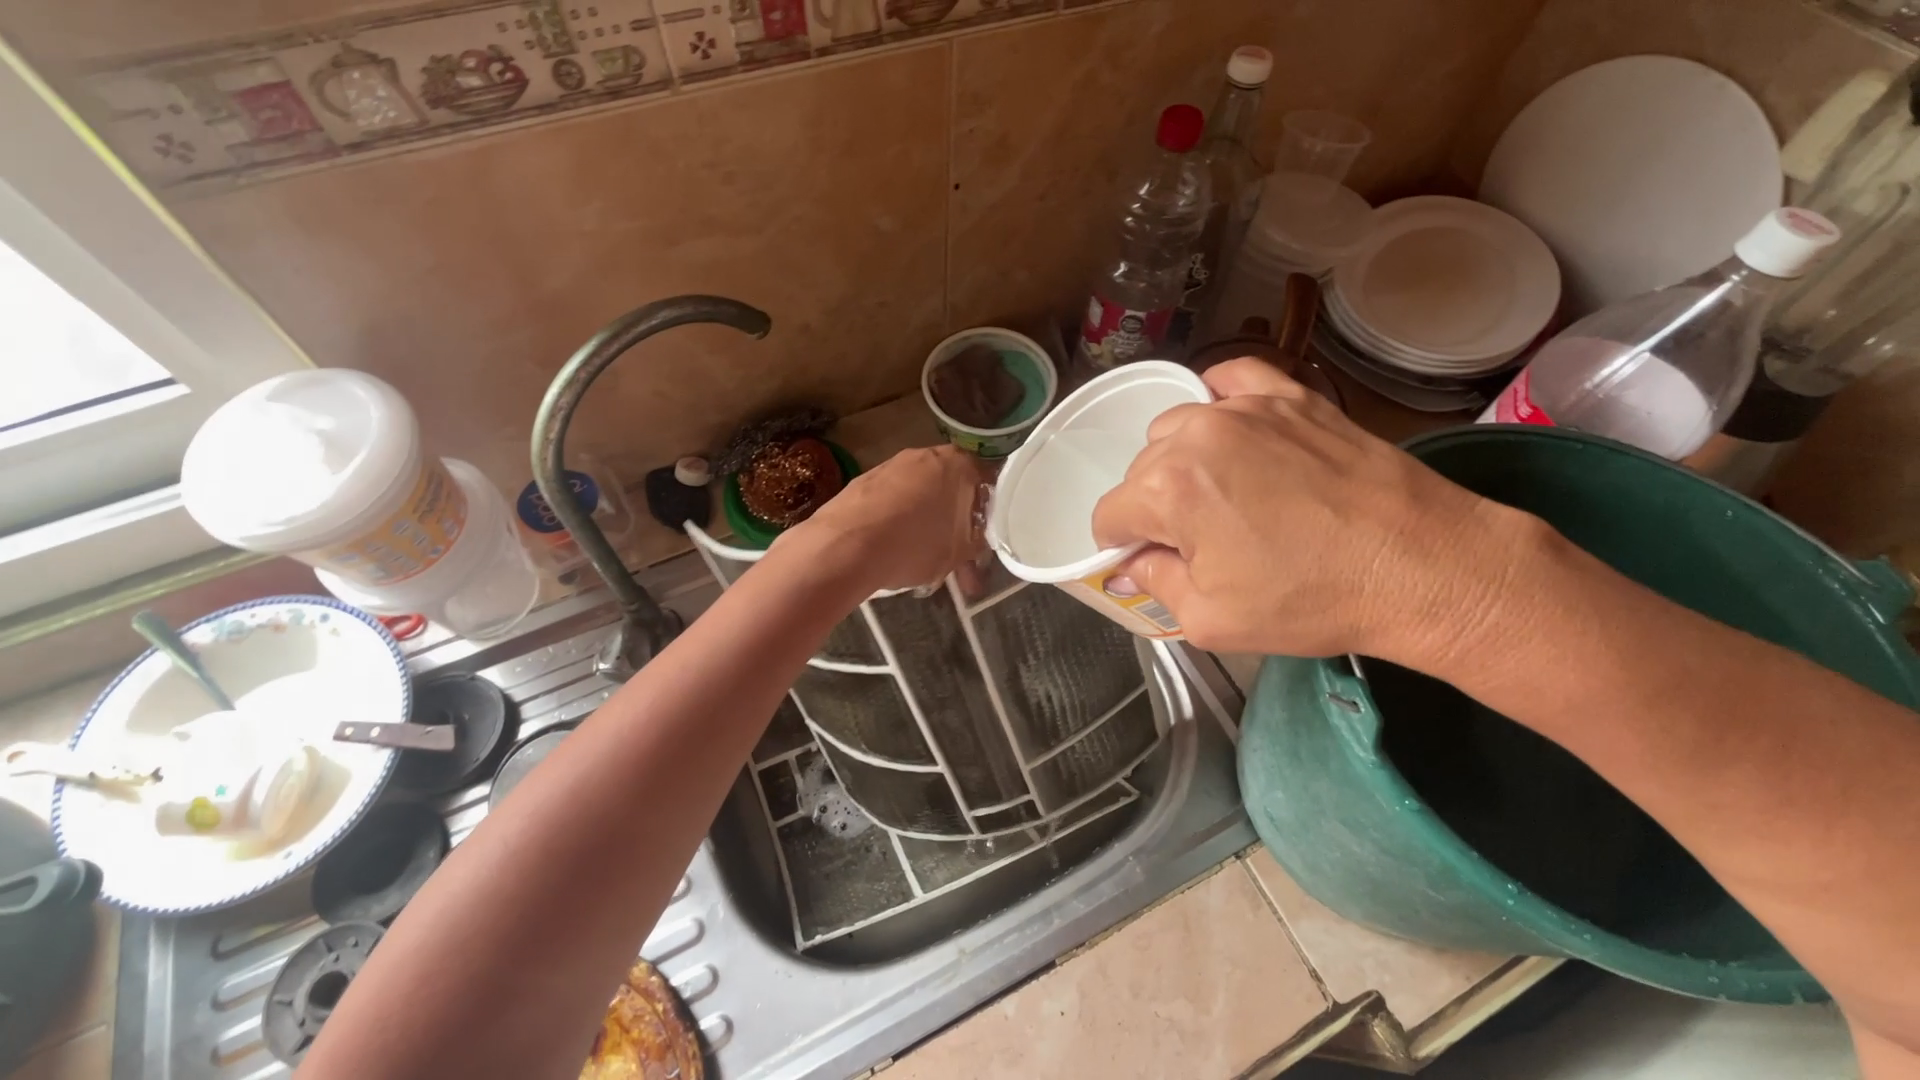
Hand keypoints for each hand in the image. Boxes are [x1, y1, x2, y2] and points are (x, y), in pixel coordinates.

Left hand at [783, 444, 987, 591]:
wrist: (845, 546)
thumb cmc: (915, 544)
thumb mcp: (959, 552)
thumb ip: (976, 542)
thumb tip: (977, 543)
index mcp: (959, 464)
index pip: (988, 479)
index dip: (990, 512)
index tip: (986, 538)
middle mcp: (926, 455)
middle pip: (951, 490)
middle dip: (957, 526)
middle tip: (960, 561)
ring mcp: (891, 466)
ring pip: (921, 498)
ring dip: (928, 528)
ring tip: (928, 569)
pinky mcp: (864, 482)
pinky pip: (893, 503)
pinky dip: (900, 524)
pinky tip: (897, 554)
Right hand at [1091, 358, 1539, 663]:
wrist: (1422, 567)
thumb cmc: (1312, 601)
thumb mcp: (1210, 620)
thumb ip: (1154, 583)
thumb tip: (1131, 563)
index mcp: (1169, 490)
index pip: (1110, 514)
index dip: (1121, 545)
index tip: (1150, 561)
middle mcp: (1198, 435)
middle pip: (1141, 469)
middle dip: (1154, 506)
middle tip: (1198, 540)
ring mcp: (1249, 407)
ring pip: (1178, 425)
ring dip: (1182, 459)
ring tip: (1222, 492)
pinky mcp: (1293, 396)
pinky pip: (1232, 378)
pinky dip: (1219, 399)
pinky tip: (1231, 427)